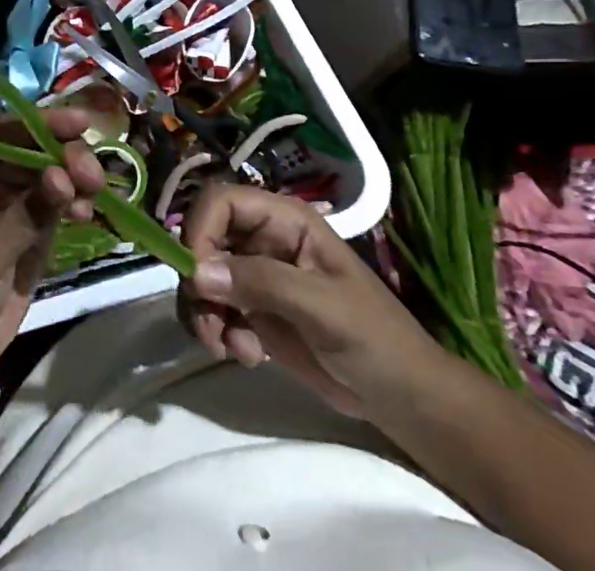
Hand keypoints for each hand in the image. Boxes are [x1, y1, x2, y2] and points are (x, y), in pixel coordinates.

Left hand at [0, 108, 104, 407]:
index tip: (79, 123)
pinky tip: (86, 214)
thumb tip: (63, 176)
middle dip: (66, 155)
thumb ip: (26, 211)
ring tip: (94, 192)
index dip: (40, 123)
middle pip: (34, 147)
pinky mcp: (35, 219)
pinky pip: (64, 198)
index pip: (1, 133)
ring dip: (78, 177)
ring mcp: (13, 196)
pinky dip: (78, 201)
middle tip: (91, 174)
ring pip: (55, 170)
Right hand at [179, 184, 434, 418]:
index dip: (200, 230)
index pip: (221, 201)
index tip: (196, 277)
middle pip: (203, 240)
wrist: (397, 393)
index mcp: (286, 221)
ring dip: (205, 314)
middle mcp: (263, 240)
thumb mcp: (322, 306)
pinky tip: (248, 355)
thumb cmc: (372, 337)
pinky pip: (212, 309)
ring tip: (232, 348)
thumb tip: (197, 272)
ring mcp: (255, 276)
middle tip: (211, 325)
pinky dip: (217, 331)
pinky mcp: (252, 309)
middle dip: (197, 283)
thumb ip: (261, 282)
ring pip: (201, 278)